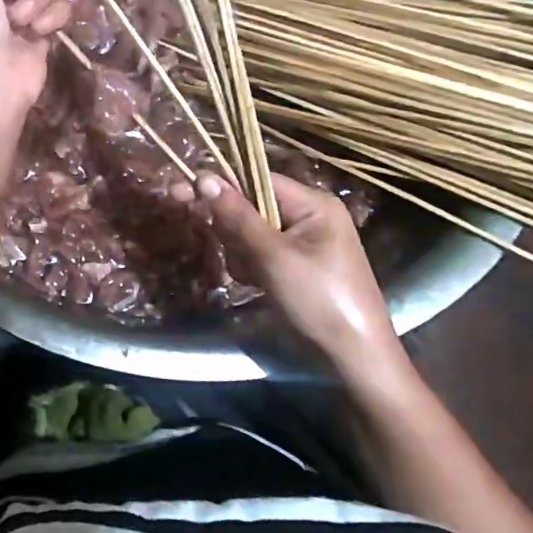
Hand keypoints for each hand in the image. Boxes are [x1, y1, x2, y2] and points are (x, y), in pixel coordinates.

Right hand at [195, 171, 396, 358]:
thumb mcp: (273, 256)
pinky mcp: (292, 263)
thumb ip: (236, 216)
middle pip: (248, 204)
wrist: (352, 354)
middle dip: (229, 224)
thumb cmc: (318, 298)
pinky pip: (255, 251)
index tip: (180, 191)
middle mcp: (307, 216)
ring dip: (238, 250)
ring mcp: (300, 241)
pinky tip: (255, 283)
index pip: (255, 179)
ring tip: (251, 275)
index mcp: (312, 204)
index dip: (218, 185)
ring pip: (247, 231)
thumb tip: (203, 177)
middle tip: (199, 228)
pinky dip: (247, 265)